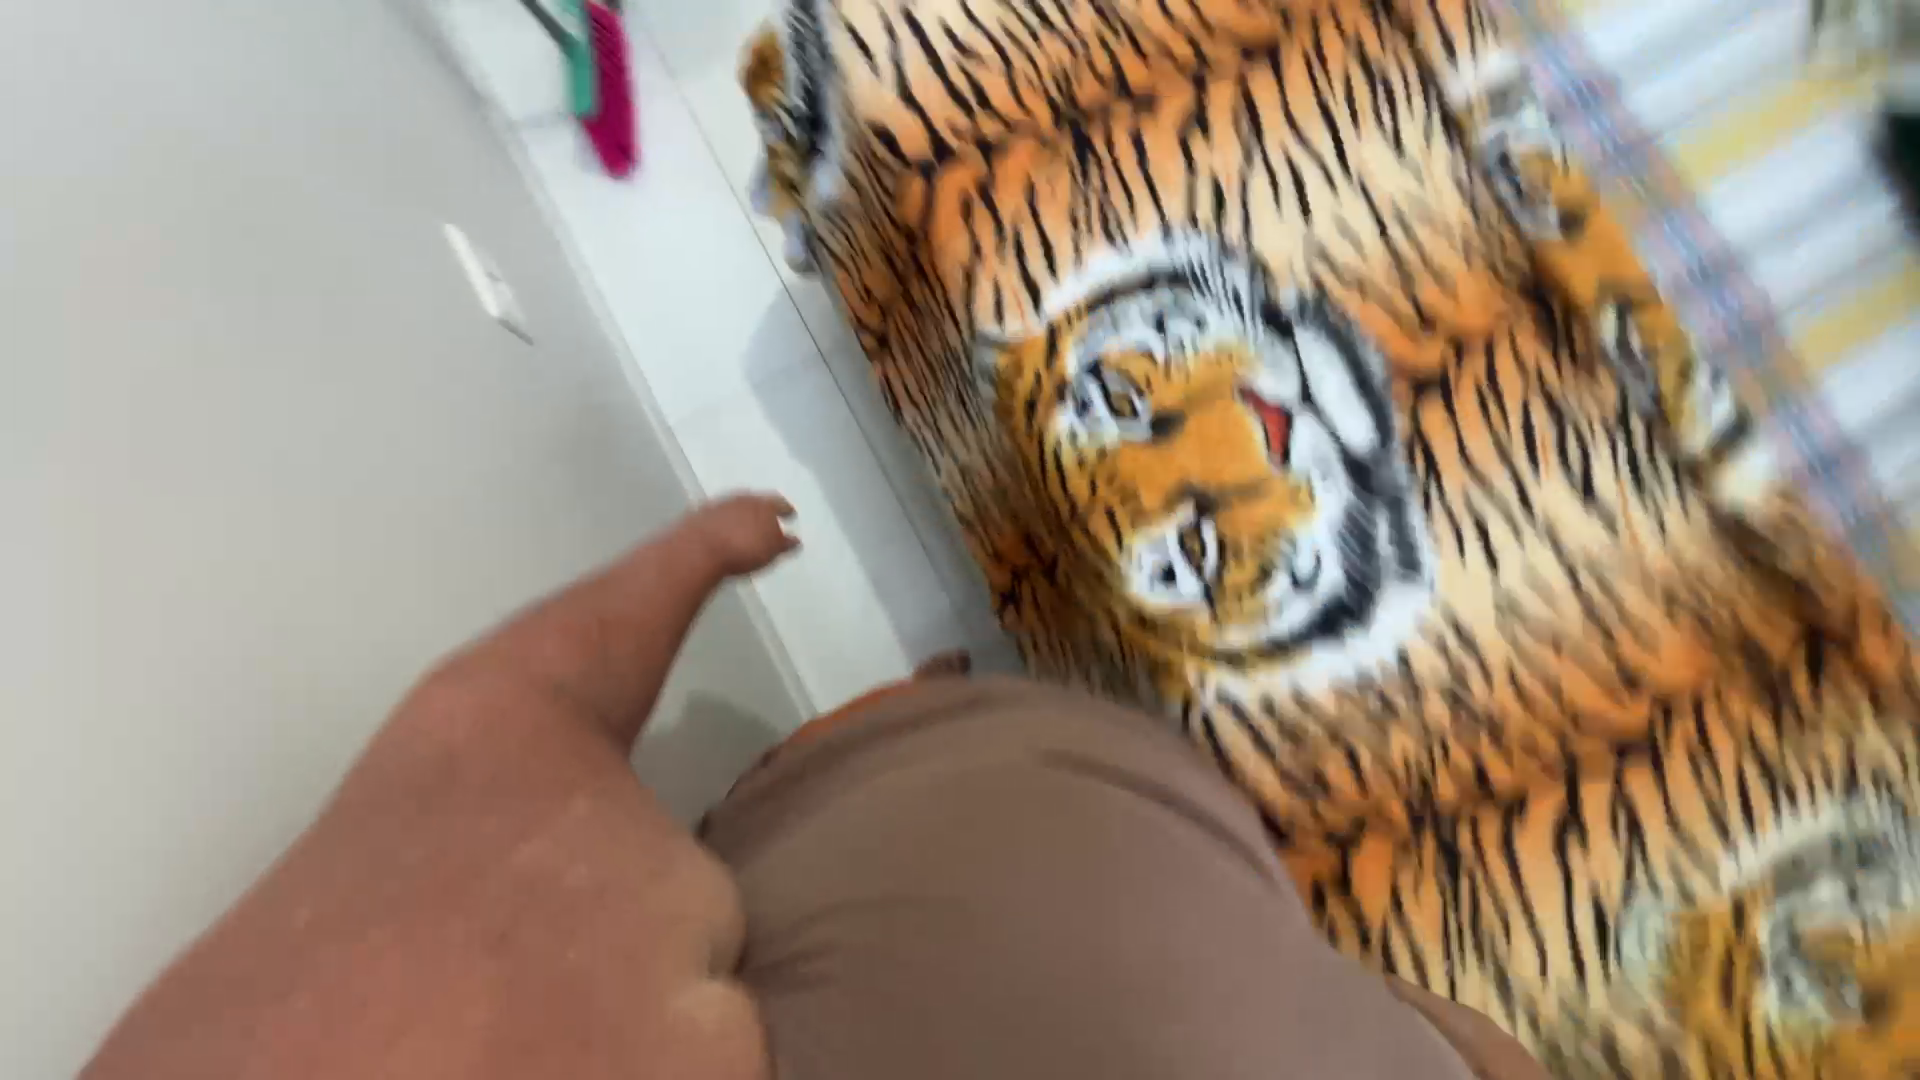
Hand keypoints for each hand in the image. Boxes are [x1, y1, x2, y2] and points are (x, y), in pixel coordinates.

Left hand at [684, 492, 798, 576]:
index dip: (787, 509)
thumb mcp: (771, 552)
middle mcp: (741, 498)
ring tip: (745, 528)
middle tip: (767, 521)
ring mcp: (718, 504)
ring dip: (741, 515)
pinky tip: (723, 534)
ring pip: (735, 506)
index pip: (780, 503)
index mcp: (764, 504)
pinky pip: (717, 516)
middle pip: (756, 501)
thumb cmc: (743, 551)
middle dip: (762, 511)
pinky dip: (724, 522)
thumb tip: (796, 540)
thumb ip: (784, 544)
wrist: (697, 550)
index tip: (791, 514)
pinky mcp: (698, 514)